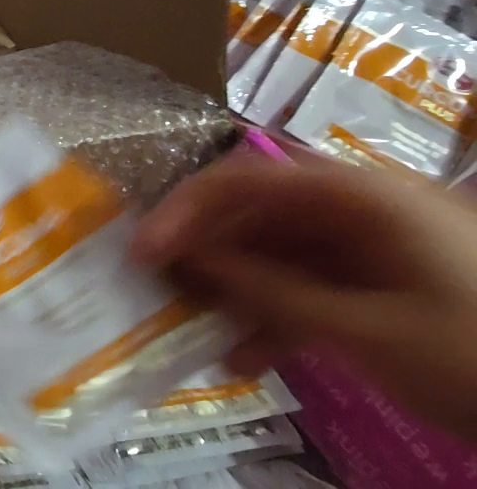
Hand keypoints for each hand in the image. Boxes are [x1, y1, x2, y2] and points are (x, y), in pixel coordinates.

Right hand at [132, 154, 476, 438]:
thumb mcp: (365, 331)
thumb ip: (267, 289)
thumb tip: (187, 259)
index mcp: (360, 196)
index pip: (242, 180)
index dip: (182, 211)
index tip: (143, 251)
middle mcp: (362, 207)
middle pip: (255, 213)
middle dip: (206, 253)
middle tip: (161, 289)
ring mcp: (379, 244)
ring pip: (278, 251)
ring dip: (236, 291)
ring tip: (202, 330)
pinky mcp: (390, 280)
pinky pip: (312, 282)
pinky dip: (277, 314)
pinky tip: (249, 354)